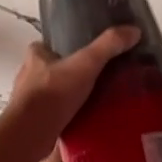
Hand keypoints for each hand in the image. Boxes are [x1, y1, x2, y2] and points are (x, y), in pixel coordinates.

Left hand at [4, 25, 140, 147]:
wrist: (32, 131)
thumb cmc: (54, 92)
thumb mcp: (86, 63)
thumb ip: (108, 46)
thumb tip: (134, 30)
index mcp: (35, 56)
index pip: (48, 44)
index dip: (65, 47)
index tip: (86, 54)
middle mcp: (27, 75)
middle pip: (52, 69)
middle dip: (70, 74)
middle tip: (96, 79)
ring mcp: (28, 100)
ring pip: (52, 93)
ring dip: (69, 96)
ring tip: (95, 100)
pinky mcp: (33, 121)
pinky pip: (53, 114)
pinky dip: (66, 115)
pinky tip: (84, 119)